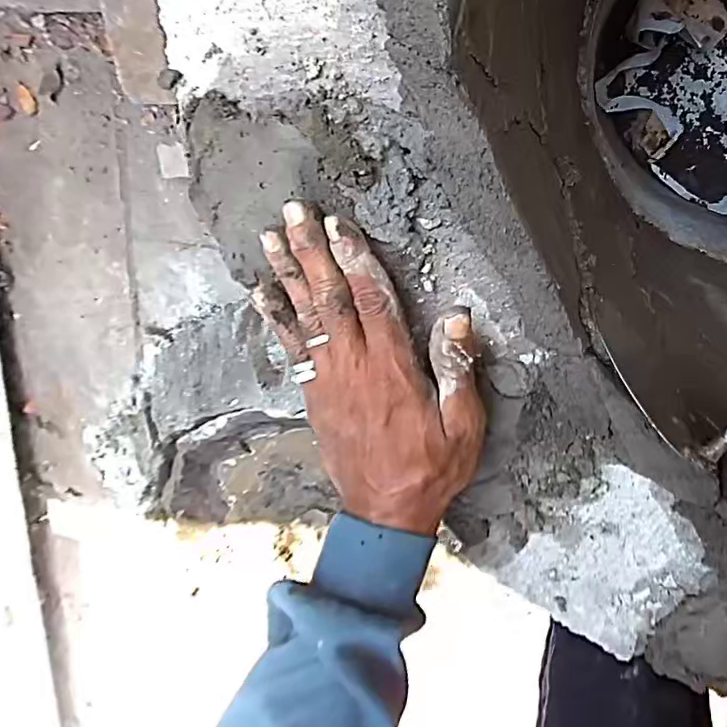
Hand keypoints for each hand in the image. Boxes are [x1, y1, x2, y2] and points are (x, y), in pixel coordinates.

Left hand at [251, 201, 486, 535]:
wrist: (387, 512)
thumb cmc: (433, 465)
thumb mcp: (464, 423)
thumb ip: (459, 370)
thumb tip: (459, 320)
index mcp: (393, 370)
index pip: (374, 303)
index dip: (357, 262)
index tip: (341, 228)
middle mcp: (354, 369)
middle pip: (330, 301)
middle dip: (313, 253)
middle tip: (296, 214)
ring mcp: (330, 382)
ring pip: (304, 319)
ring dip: (287, 275)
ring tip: (271, 238)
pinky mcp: (316, 396)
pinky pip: (291, 350)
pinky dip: (274, 318)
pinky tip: (261, 293)